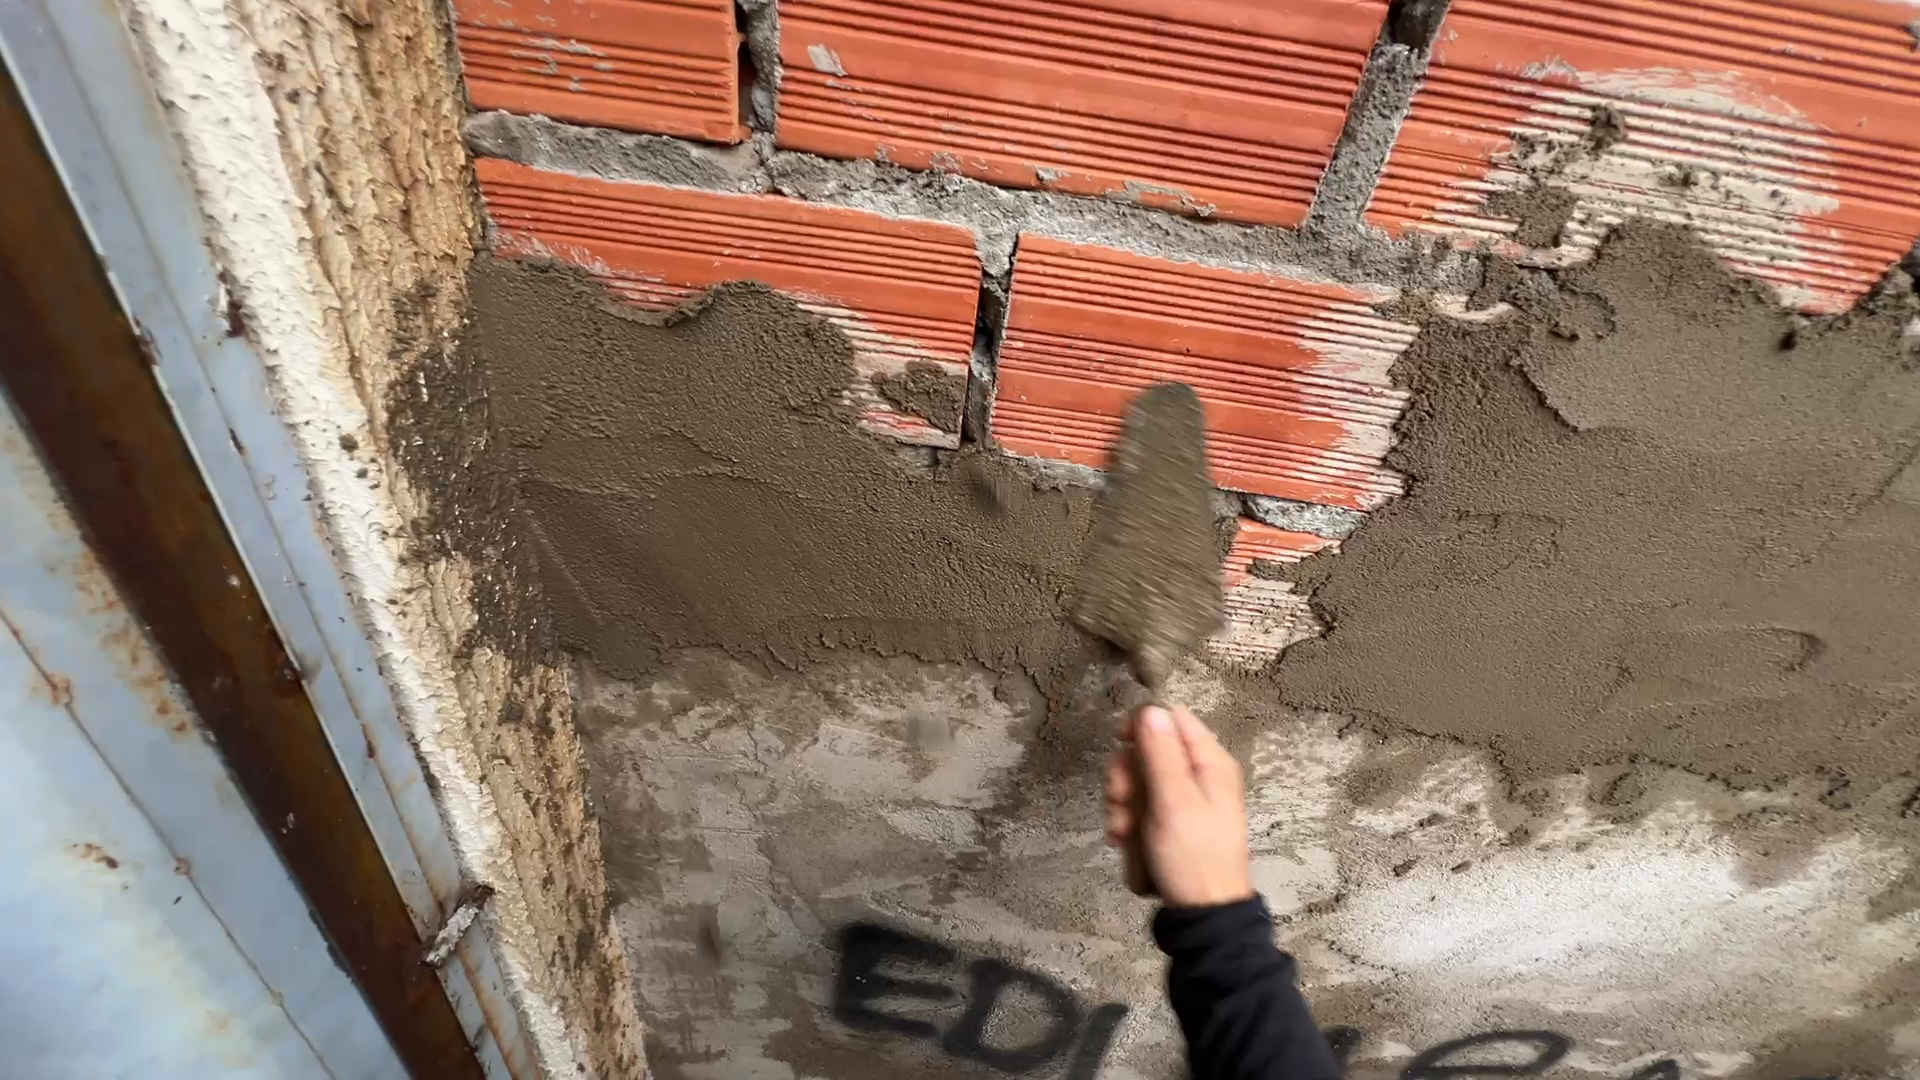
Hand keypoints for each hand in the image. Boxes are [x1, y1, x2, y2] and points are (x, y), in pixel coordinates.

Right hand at [1103, 704, 1253, 907]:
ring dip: (1121, 800)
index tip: (1120, 743)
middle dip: (1126, 774)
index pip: (1171, 716)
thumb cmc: (1192, 856)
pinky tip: (1124, 838)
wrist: (1203, 916)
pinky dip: (1125, 816)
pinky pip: (1137, 801)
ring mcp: (1181, 795)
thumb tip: (1150, 708)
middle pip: (1146, 746)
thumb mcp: (1174, 802)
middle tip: (1122, 801)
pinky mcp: (1168, 817)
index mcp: (1210, 761)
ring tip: (1123, 830)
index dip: (1142, 724)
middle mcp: (1197, 772)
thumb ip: (1161, 753)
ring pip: (1136, 775)